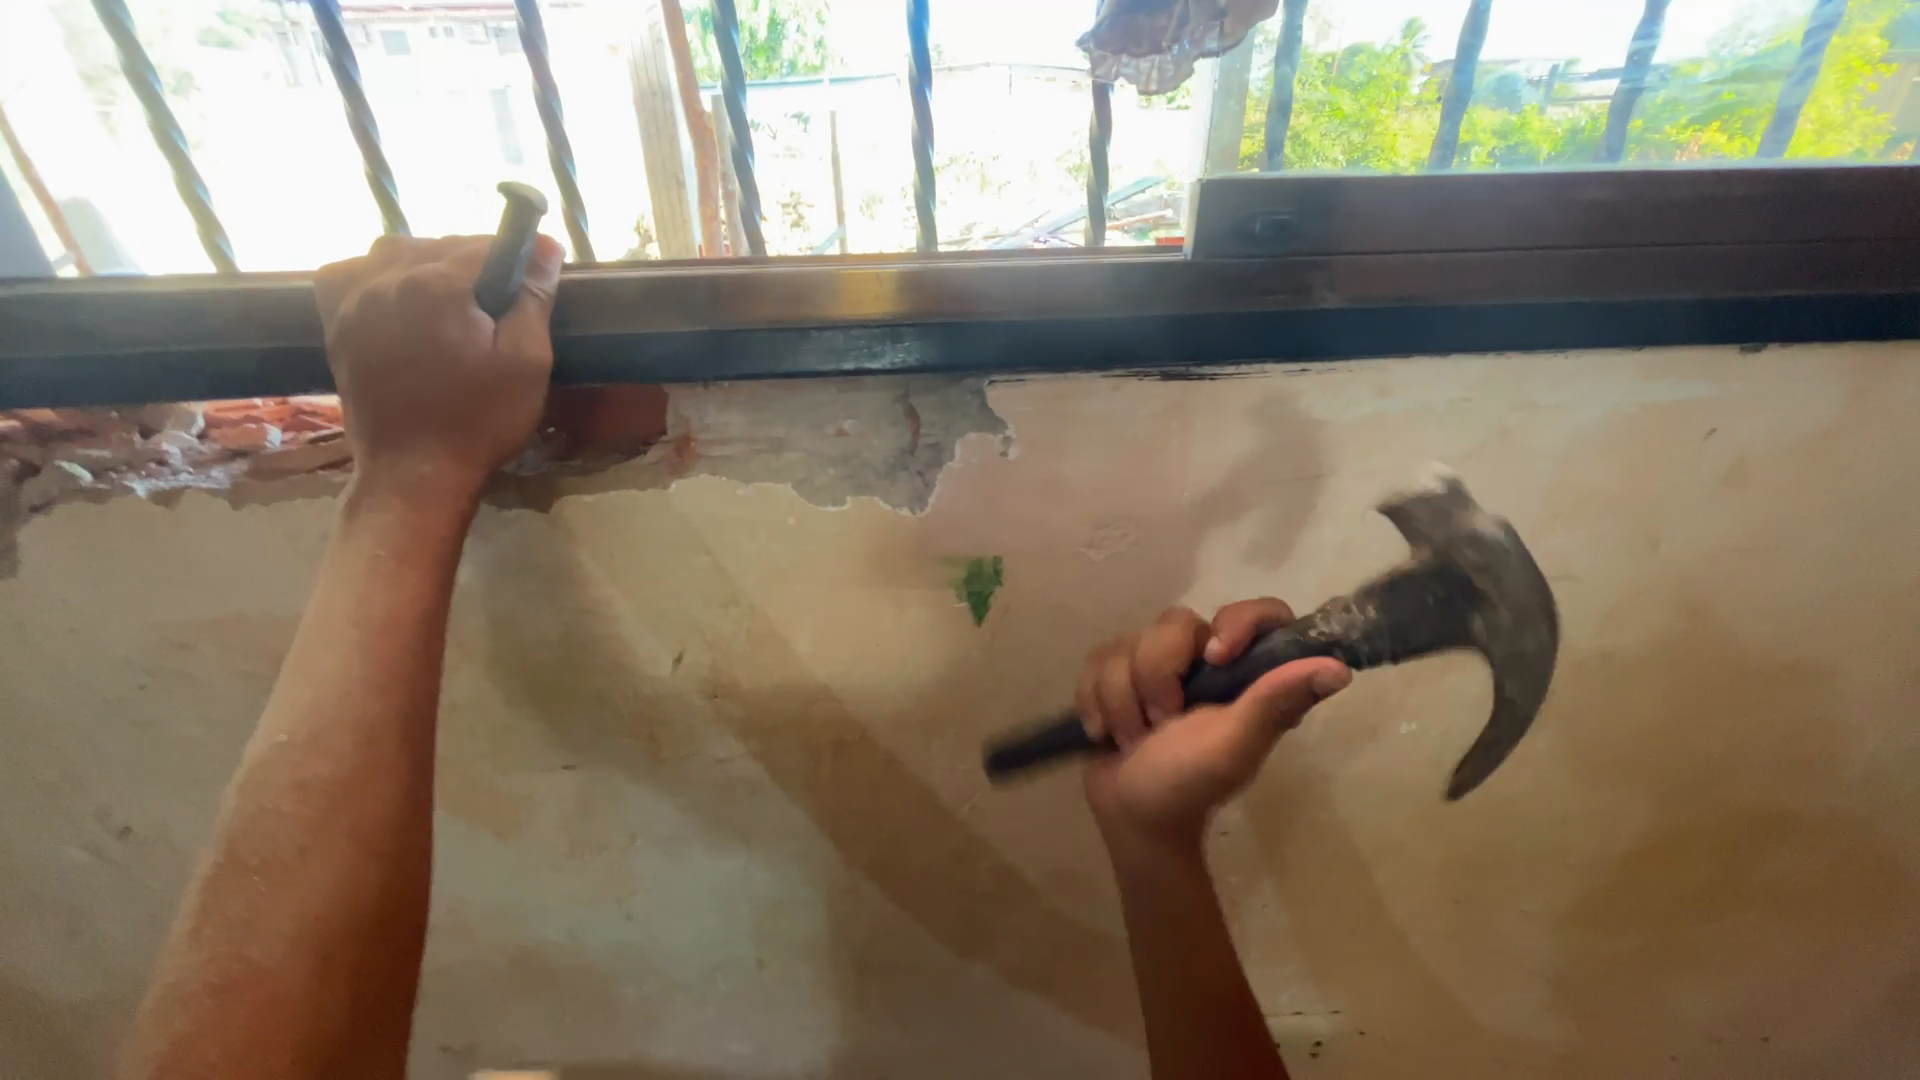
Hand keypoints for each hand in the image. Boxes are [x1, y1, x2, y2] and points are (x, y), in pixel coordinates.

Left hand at [314, 233, 563, 502]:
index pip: (483, 245)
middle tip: (505, 304)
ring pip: (395, 253)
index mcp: (434, 285)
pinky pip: (355, 273)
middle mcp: (384, 278)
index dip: (518, 258)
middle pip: (440, 245)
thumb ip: (532, 298)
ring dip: (431, 264)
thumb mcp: (527, 362)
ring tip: (458, 301)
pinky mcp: (336, 323)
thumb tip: (543, 245)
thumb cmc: (482, 419)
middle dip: (476, 263)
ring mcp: (352, 299)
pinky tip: (404, 298)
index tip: (538, 280)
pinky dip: (383, 275)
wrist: (416, 469)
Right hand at [1079, 599, 1351, 848]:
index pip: (1257, 613)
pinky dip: (1095, 700)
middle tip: (1162, 723)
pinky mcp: (1115, 673)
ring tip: (1133, 737)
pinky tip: (1104, 731)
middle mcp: (1201, 658)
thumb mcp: (1234, 747)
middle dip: (1156, 678)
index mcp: (1243, 672)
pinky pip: (1097, 660)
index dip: (1236, 622)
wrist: (1131, 817)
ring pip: (1126, 643)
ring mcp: (1154, 664)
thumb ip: (1274, 702)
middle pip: (1172, 623)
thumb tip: (1338, 669)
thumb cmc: (1188, 786)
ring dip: (1122, 700)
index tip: (1215, 657)